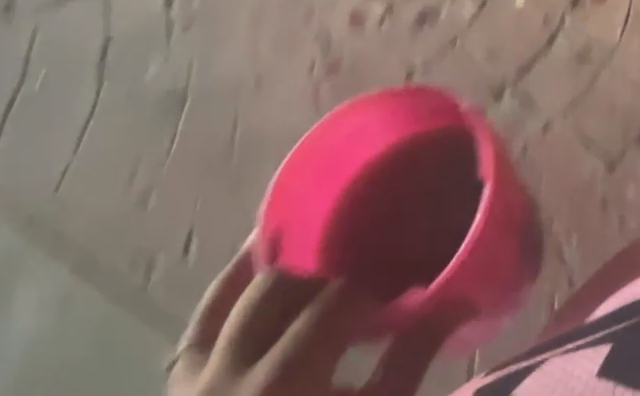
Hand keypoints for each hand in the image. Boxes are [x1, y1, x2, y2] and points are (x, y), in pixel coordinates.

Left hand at [168, 242, 452, 395]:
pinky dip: (229, 288)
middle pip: (288, 287)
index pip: (339, 301)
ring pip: (241, 297)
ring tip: (332, 258)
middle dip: (337, 272)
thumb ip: (413, 358)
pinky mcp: (179, 389)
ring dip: (290, 271)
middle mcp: (227, 376)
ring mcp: (193, 385)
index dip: (380, 281)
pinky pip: (198, 326)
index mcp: (283, 384)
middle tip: (376, 270)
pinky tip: (261, 256)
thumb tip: (460, 298)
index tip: (411, 275)